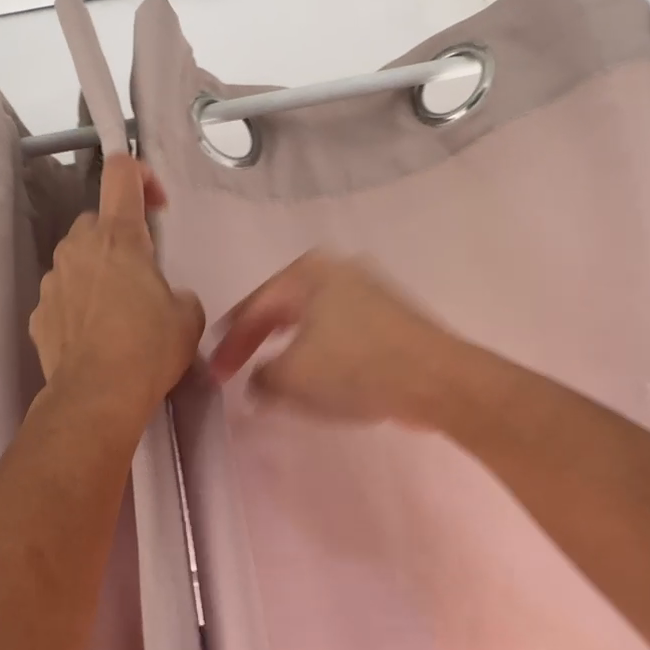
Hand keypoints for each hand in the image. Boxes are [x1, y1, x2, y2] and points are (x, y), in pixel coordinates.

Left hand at [30, 154, 204, 423]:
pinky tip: (96, 339)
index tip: (156, 205)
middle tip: (142, 278)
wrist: (98, 397)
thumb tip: (167, 299)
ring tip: (119, 316)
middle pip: (97, 223)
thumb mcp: (188, 316)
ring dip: (97, 276)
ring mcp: (52, 281)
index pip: (122, 173)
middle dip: (119, 241)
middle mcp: (78, 248)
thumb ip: (178, 293)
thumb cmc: (149, 348)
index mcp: (118, 236)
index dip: (142, 176)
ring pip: (76, 262)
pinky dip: (78, 309)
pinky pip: (62, 299)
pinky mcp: (38, 315)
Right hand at [208, 250, 464, 426]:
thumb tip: (256, 380)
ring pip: (313, 321)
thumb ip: (260, 377)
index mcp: (307, 272)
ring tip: (274, 376)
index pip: (253, 306)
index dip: (229, 343)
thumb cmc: (354, 368)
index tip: (214, 373)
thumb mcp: (291, 377)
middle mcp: (337, 269)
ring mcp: (370, 290)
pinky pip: (340, 333)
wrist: (435, 380)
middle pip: (283, 308)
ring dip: (289, 349)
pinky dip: (320, 353)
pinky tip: (319, 377)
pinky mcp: (392, 317)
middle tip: (237, 367)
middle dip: (258, 340)